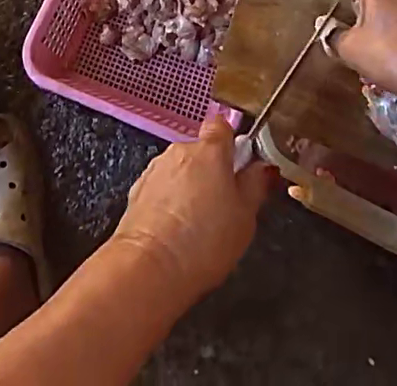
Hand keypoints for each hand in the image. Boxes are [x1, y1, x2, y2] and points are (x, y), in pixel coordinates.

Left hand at [113, 118, 275, 295]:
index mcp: (211, 150)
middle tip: (223, 203)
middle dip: (211, 171)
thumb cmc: (201, 243)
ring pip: (181, 171)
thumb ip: (255, 184)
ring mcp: (156, 170)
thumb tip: (260, 168)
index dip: (232, 143)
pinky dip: (168, 203)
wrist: (148, 270)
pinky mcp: (136, 192)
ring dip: (189, 188)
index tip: (239, 165)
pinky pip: (161, 189)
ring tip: (196, 225)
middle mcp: (181, 152)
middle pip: (201, 151)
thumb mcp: (246, 216)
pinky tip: (175, 232)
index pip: (223, 125)